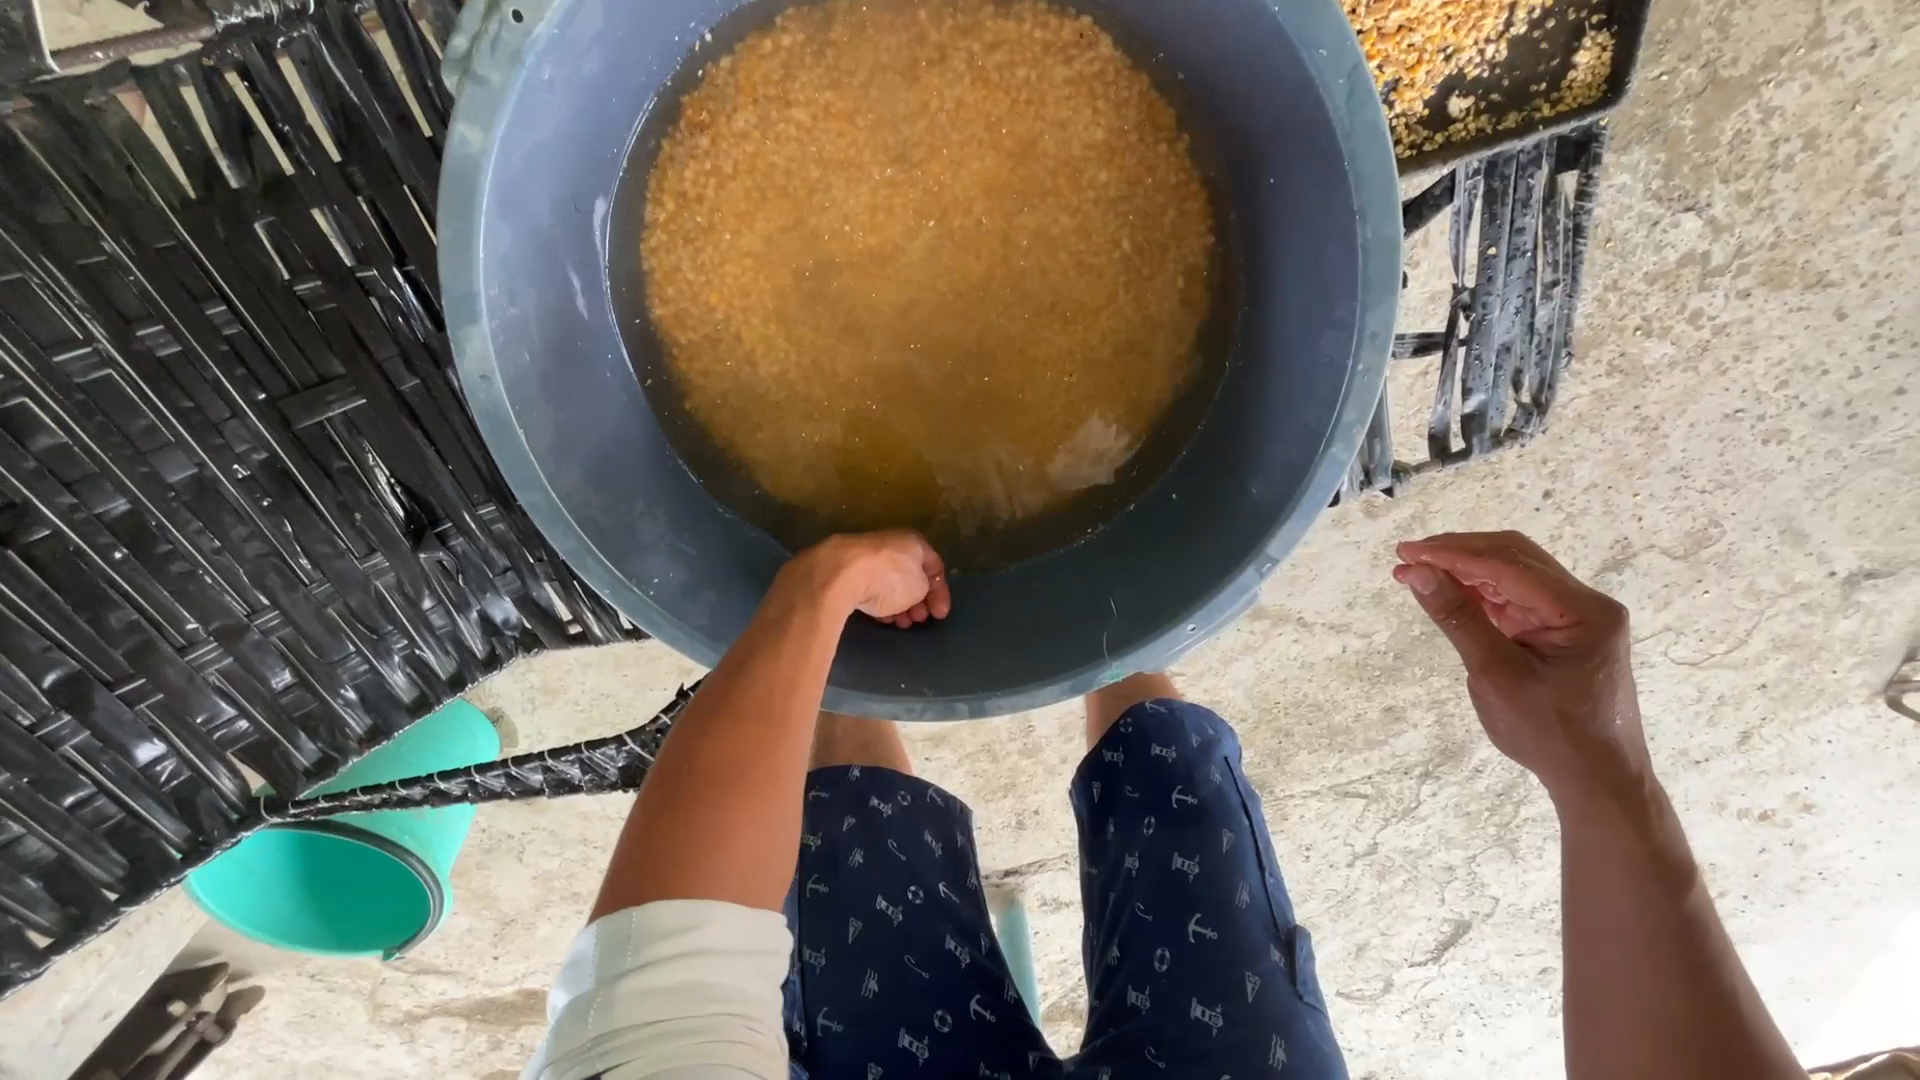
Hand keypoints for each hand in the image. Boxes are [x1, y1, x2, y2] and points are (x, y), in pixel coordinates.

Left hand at [789, 531, 951, 627]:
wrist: (840, 572)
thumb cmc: (890, 578)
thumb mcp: (920, 588)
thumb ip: (924, 589)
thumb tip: (916, 592)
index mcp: (914, 542)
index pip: (935, 567)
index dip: (941, 593)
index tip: (940, 616)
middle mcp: (892, 544)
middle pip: (911, 576)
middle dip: (918, 602)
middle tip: (918, 620)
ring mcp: (867, 555)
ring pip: (890, 582)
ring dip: (899, 605)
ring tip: (899, 624)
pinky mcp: (847, 568)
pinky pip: (870, 586)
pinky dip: (879, 602)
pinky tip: (880, 618)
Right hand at [1394, 531, 1647, 802]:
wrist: (1596, 779)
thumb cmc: (1547, 732)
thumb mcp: (1494, 674)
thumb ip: (1457, 617)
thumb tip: (1417, 572)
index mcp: (1583, 611)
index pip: (1507, 565)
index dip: (1452, 554)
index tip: (1405, 552)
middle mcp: (1586, 603)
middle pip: (1514, 557)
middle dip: (1457, 552)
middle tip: (1406, 556)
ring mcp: (1575, 615)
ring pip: (1513, 572)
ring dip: (1464, 568)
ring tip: (1416, 572)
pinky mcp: (1560, 629)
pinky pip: (1515, 595)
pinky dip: (1477, 589)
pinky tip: (1447, 591)